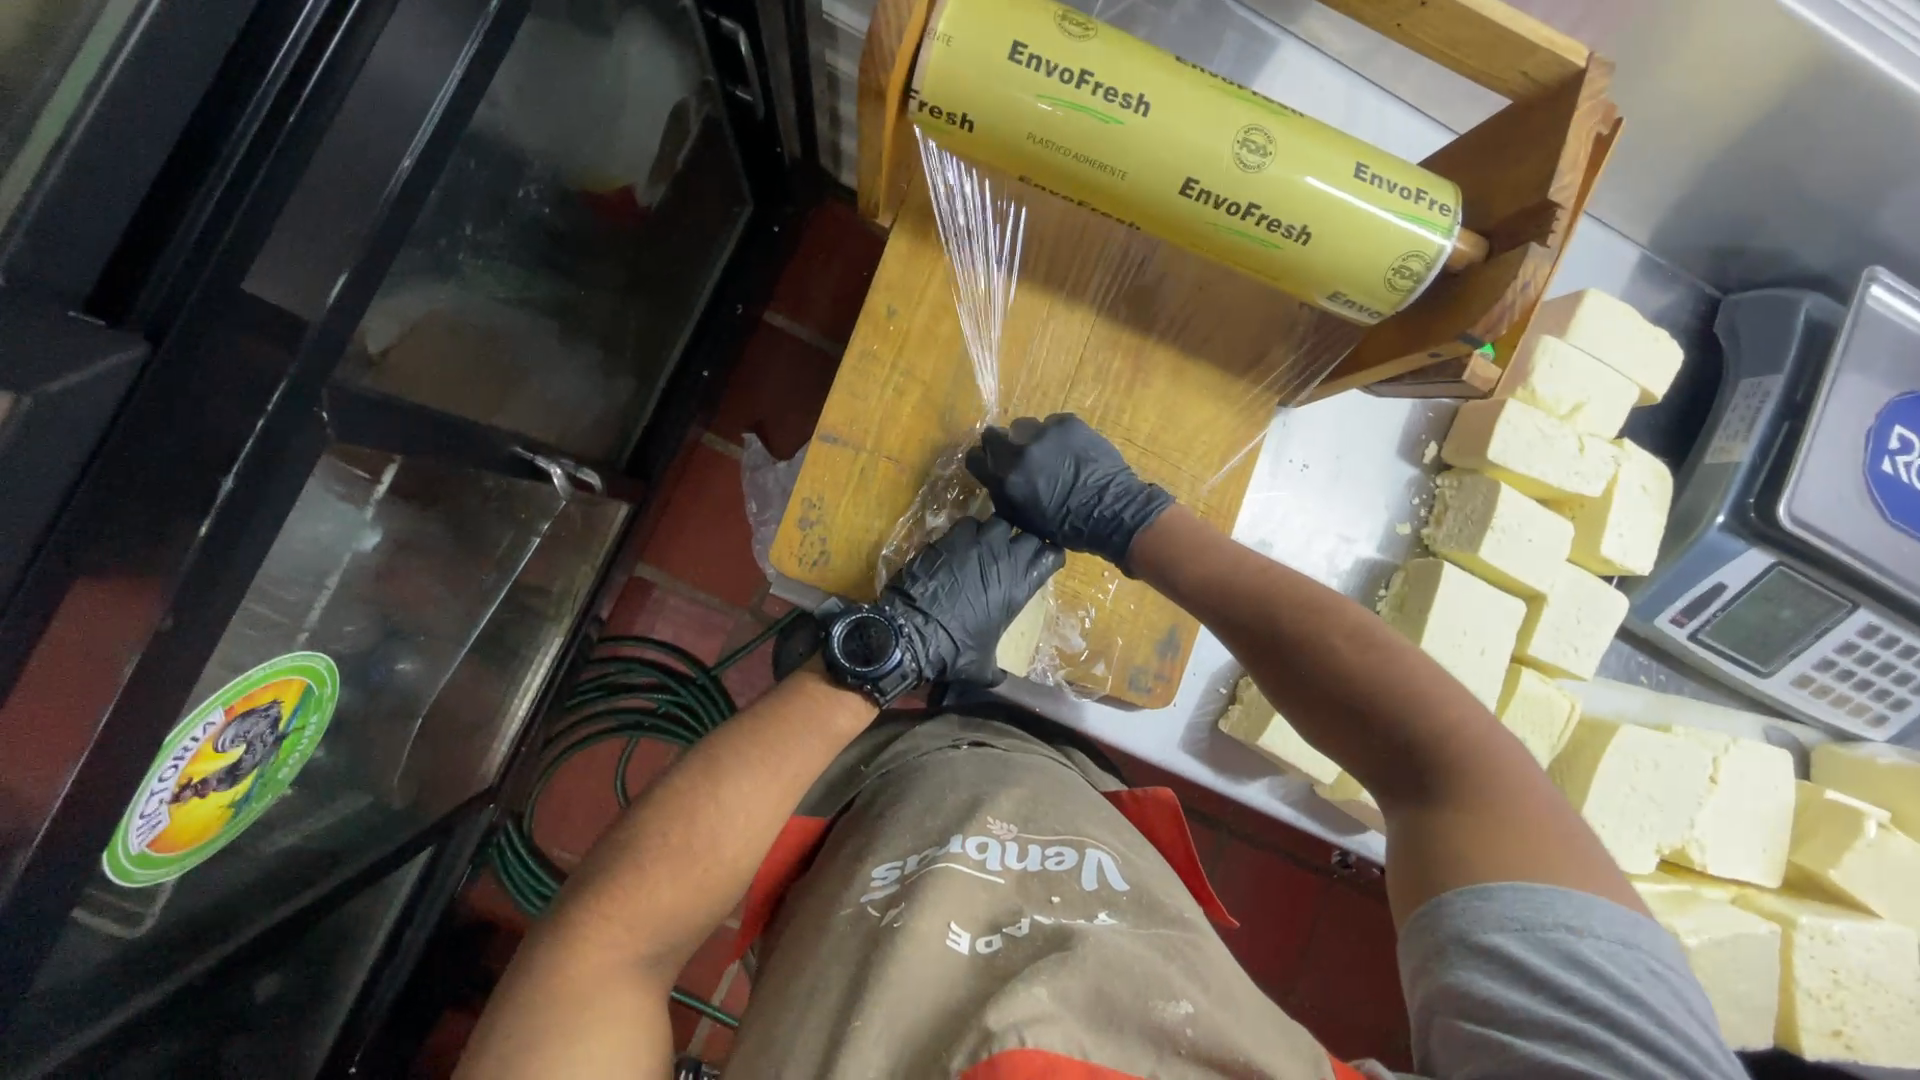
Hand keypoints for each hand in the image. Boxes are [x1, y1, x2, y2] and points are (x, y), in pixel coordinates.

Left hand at [878, 516, 1063, 686]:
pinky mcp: (948, 538)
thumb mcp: (983, 668)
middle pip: (1029, 533)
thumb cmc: (952, 650)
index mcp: (1020, 585)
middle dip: (1026, 540)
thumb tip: (1000, 682)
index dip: (1049, 556)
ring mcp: (975, 544)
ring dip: (997, 533)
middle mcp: (1003, 558)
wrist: (910, 632)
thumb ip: (997, 671)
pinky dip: (968, 532)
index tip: (1043, 563)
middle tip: (1017, 553)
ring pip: (999, 522)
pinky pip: (967, 524)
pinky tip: (962, 543)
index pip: (1051, 555)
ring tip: (989, 545)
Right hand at [964, 413, 1175, 572]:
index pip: (975, 457)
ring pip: (1025, 426)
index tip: (991, 462)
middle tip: (1021, 456)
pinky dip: (1058, 435)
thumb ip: (1003, 494)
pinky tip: (1072, 450)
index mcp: (1004, 479)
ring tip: (1050, 453)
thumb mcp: (1022, 518)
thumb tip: (996, 479)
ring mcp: (1043, 434)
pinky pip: (1053, 424)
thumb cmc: (1066, 526)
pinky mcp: (1067, 423)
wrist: (1111, 511)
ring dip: (1032, 438)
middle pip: (995, 435)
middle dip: (1004, 444)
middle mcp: (1018, 451)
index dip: (983, 459)